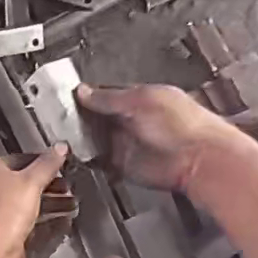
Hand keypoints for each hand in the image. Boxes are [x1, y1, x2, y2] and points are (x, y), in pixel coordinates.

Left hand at [0, 145, 69, 257]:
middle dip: (50, 182)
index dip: (44, 160)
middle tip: (70, 184)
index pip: (23, 158)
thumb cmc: (8, 211)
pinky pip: (27, 214)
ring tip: (72, 201)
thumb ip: (47, 164)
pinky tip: (61, 215)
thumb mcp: (31, 182)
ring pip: (28, 197)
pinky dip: (44, 213)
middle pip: (25, 178)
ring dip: (50, 199)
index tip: (64, 164)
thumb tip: (61, 146)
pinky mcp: (4, 225)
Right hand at [76, 83, 233, 193]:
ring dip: (81, 140)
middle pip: (96, 118)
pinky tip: (77, 155)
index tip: (64, 100)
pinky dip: (89, 160)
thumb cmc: (184, 126)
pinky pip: (99, 162)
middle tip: (60, 119)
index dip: (85, 98)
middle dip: (79, 119)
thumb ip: (110, 98)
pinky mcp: (124, 165)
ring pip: (94, 140)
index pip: (104, 95)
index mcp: (138, 98)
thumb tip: (84, 91)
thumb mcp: (142, 100)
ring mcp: (126, 144)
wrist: (197, 160)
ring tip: (64, 137)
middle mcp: (131, 121)